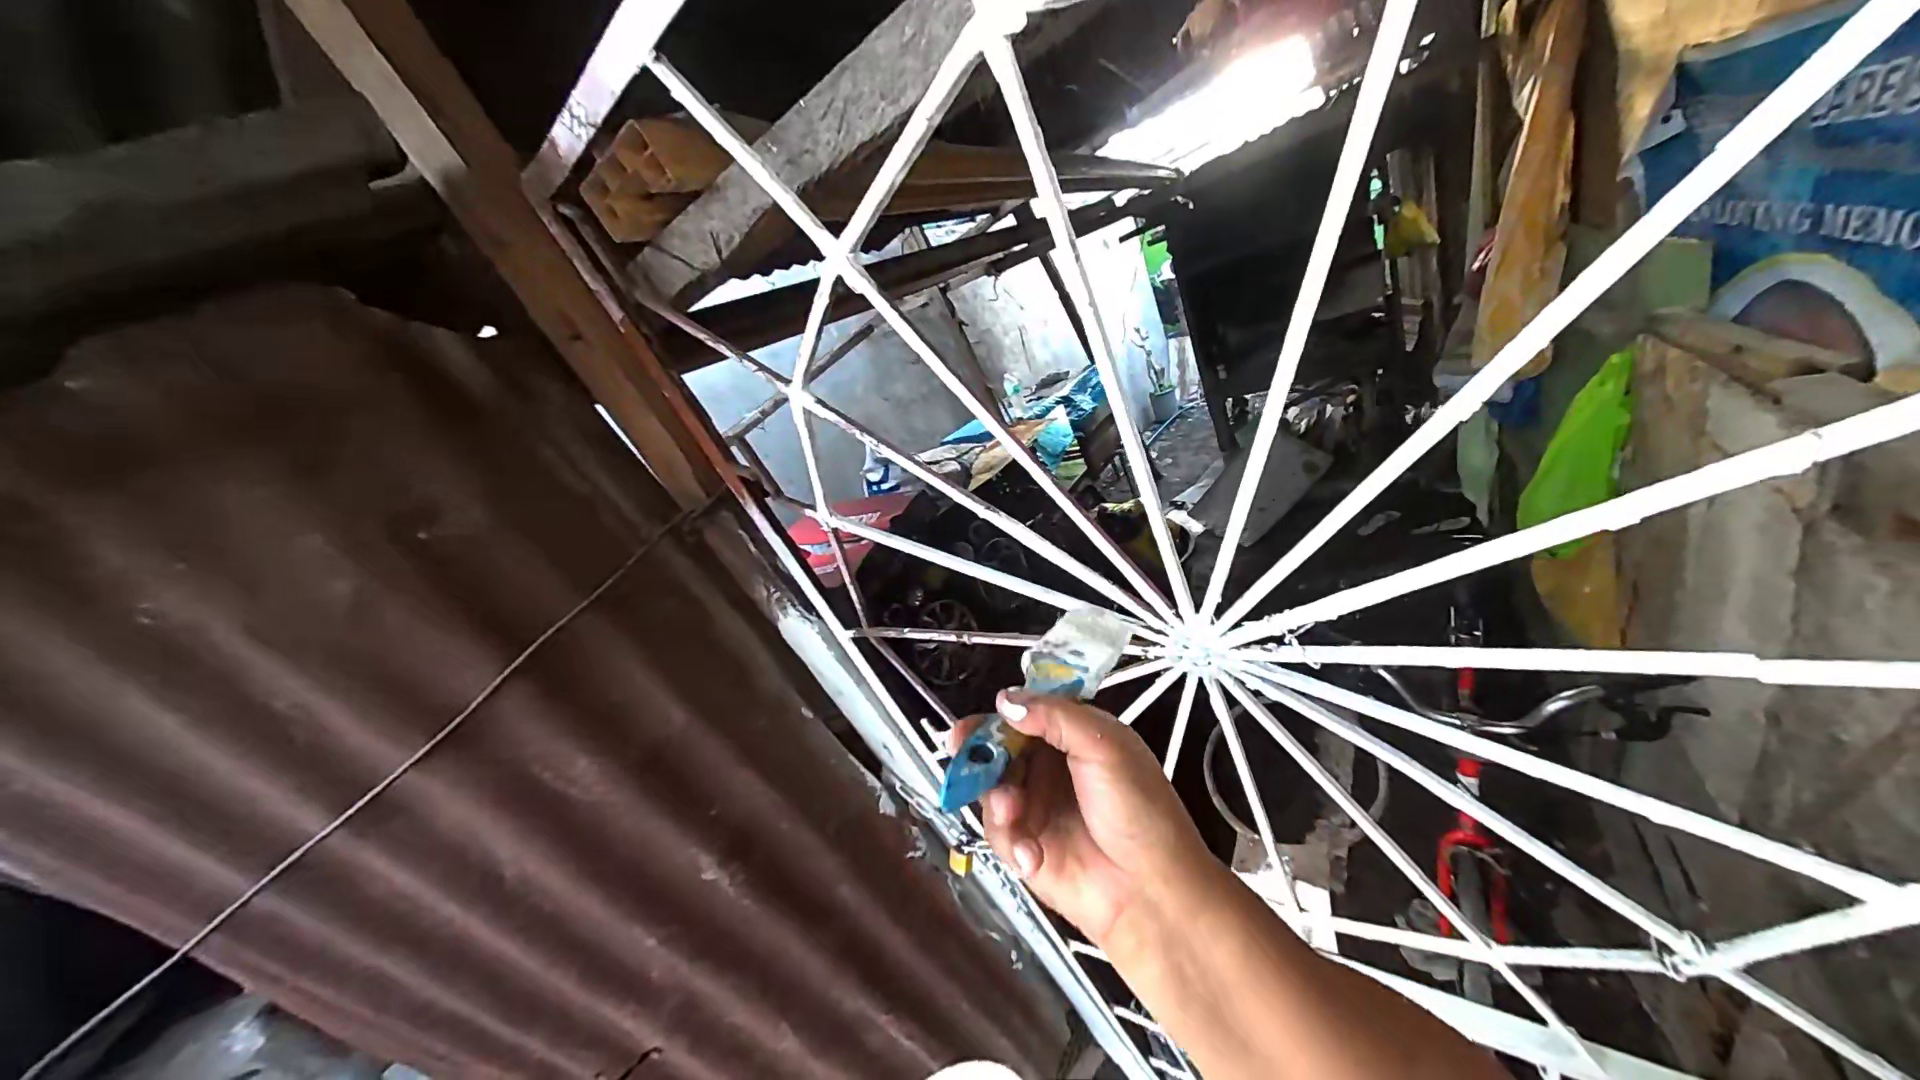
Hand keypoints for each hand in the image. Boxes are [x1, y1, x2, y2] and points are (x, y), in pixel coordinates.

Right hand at [951, 689, 1219, 944]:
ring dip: (995, 796)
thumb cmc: (1138, 810)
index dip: (1001, 714)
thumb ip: (1054, 717)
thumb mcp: (1105, 747)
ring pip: (991, 786)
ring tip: (1012, 809)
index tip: (978, 721)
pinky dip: (1009, 838)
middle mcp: (1051, 766)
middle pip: (999, 747)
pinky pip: (997, 831)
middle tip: (961, 751)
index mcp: (1074, 735)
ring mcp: (1037, 805)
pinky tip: (1032, 854)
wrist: (1149, 893)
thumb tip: (1005, 700)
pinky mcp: (1026, 844)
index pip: (1028, 712)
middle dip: (981, 752)